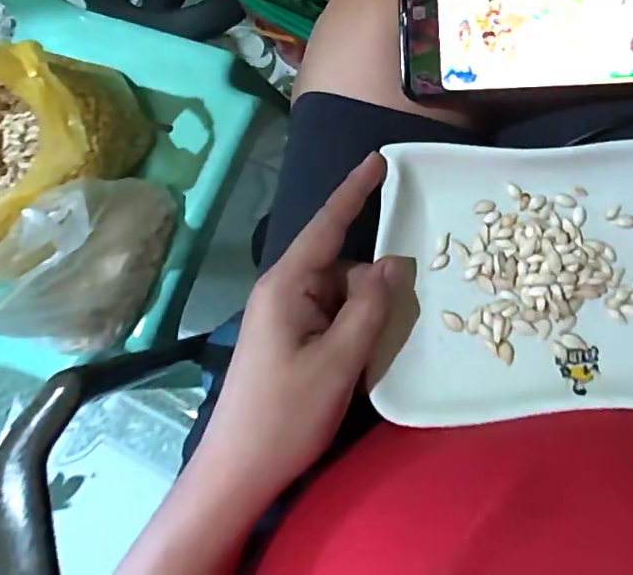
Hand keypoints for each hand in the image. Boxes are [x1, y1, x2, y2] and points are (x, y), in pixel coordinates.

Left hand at [193, 154, 409, 501]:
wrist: (235, 473)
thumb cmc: (284, 415)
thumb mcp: (337, 362)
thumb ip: (369, 308)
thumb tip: (392, 263)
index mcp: (287, 283)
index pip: (327, 224)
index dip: (355, 190)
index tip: (378, 159)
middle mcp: (284, 289)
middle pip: (341, 266)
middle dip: (371, 285)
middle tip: (397, 317)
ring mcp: (284, 313)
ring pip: (339, 293)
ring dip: (363, 313)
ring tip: (373, 354)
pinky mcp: (288, 335)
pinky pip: (331, 315)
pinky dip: (352, 328)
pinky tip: (361, 358)